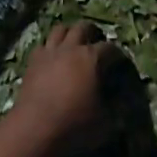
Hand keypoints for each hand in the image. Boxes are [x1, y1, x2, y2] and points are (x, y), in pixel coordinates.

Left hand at [4, 22, 122, 156]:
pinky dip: (50, 47)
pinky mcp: (33, 61)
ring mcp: (49, 52)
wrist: (35, 129)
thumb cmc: (74, 125)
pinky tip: (52, 57)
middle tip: (97, 42)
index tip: (121, 61)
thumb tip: (123, 104)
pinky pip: (43, 45)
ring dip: (69, 33)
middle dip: (92, 32)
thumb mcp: (105, 123)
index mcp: (91, 58)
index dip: (117, 54)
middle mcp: (71, 48)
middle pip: (82, 27)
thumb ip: (116, 110)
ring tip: (73, 43)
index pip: (109, 48)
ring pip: (60, 29)